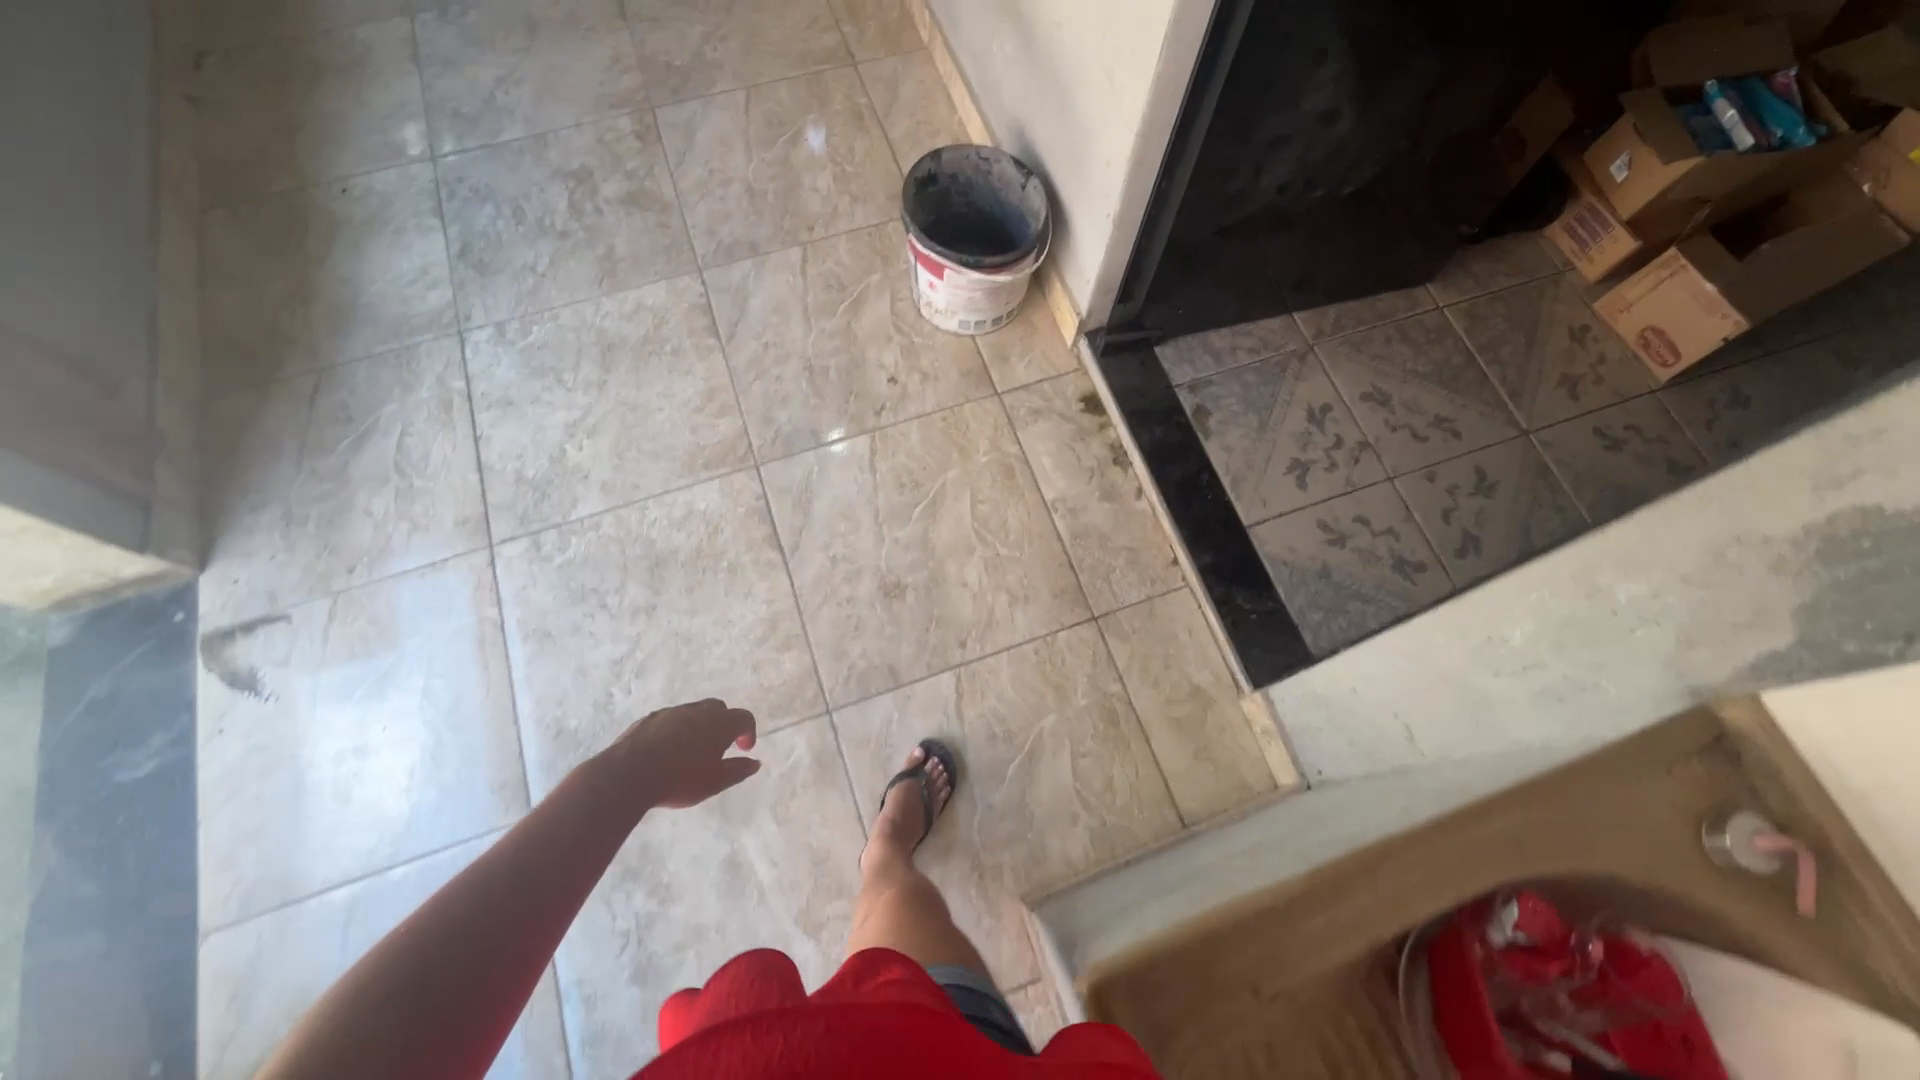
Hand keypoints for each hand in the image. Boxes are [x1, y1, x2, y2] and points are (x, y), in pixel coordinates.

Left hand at [594, 699, 760, 812]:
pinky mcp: (648, 719)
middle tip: (719, 746)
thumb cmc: (680, 779)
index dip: (748, 731)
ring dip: (699, 725)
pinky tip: (667, 750)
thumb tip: (755, 762)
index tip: (744, 749)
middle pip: (718, 708)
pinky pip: (670, 719)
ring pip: (692, 712)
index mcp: (719, 723)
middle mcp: (697, 711)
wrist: (629, 775)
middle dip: (723, 723)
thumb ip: (738, 770)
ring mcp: (671, 712)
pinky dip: (676, 729)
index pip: (744, 717)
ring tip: (691, 750)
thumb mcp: (716, 782)